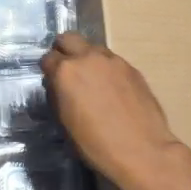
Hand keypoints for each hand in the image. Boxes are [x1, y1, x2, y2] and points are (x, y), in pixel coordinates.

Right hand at [42, 33, 188, 189]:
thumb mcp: (65, 122)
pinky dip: (106, 69)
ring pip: (92, 48)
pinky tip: (112, 90)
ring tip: (92, 81)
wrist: (142, 151)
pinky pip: (112, 61)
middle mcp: (88, 58)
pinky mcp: (131, 68)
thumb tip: (58, 86)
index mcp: (66, 72)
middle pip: (68, 38)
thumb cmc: (96, 144)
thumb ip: (59, 95)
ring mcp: (112, 60)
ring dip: (87, 58)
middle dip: (64, 51)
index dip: (48, 70)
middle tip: (68, 71)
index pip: (48, 58)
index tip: (52, 82)